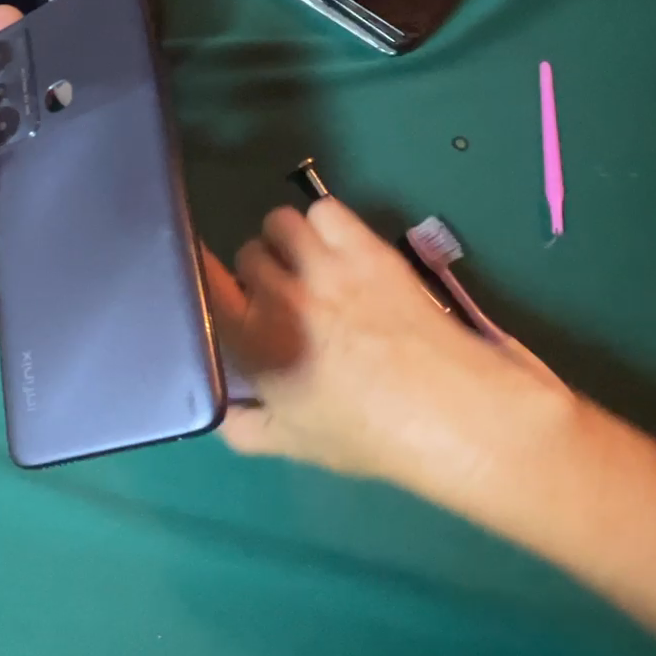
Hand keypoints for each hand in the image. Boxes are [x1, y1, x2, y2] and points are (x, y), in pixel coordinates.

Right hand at [207, 199, 572, 505]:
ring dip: (286, 241)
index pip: (206, 286)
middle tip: (282, 294)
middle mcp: (278, 296)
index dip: (206, 280)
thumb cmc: (365, 435)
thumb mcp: (289, 444)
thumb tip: (221, 405)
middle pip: (245, 253)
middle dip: (257, 271)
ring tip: (308, 264)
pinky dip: (324, 224)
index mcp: (252, 343)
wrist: (449, 414)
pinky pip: (325, 211)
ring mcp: (323, 266)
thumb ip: (239, 426)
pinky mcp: (366, 248)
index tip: (223, 293)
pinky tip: (340, 250)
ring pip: (279, 223)